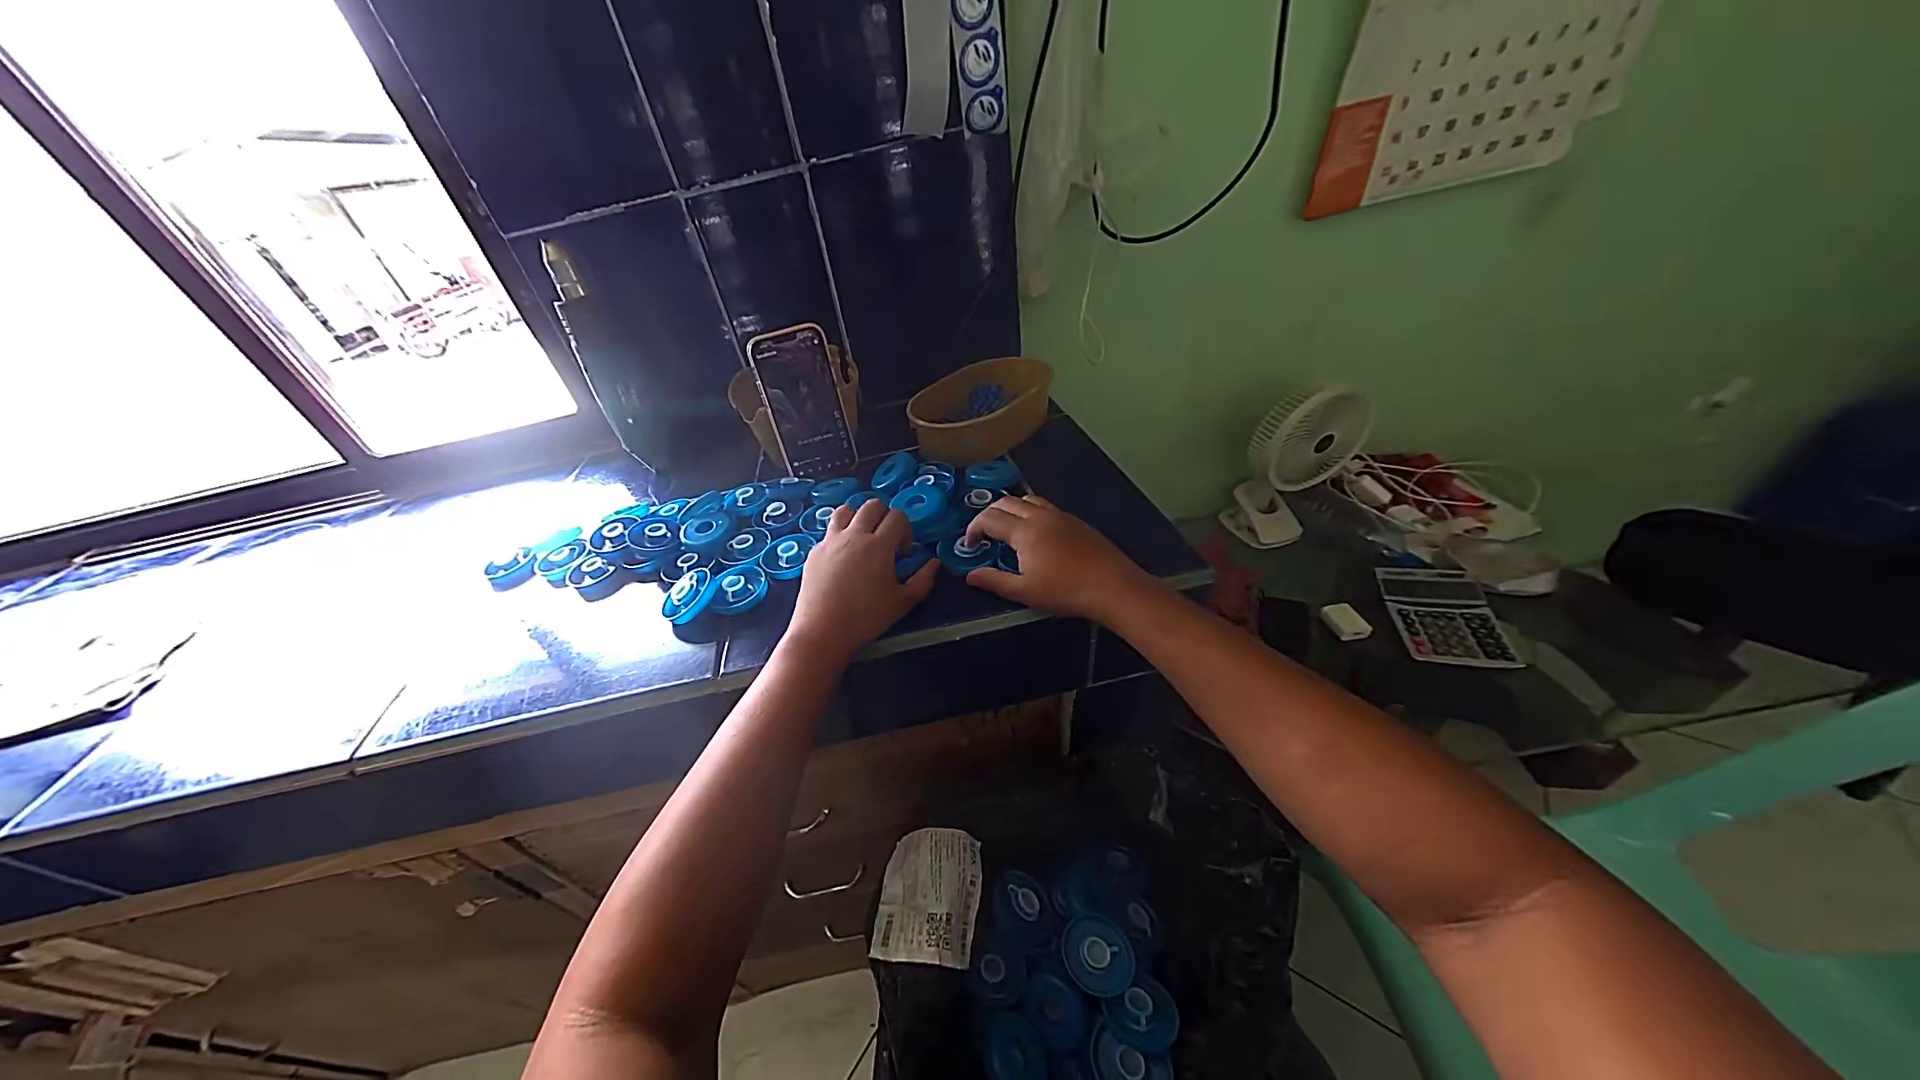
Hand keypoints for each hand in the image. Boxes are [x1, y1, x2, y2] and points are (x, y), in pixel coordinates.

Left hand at [786, 499, 936, 662]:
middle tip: (886, 540)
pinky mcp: (814, 551)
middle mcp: (854, 535)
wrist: (823, 631)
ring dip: (859, 518)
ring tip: (862, 539)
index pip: (897, 516)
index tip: (902, 552)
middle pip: (872, 505)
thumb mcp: (904, 602)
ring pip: (846, 510)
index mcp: (879, 545)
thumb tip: (934, 563)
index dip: (906, 530)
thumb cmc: (866, 618)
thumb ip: (923, 580)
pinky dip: (840, 537)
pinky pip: (829, 532)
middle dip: (885, 517)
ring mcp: (830, 541)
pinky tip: (842, 559)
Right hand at [963, 495, 1156, 622]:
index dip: (973, 529)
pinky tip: (1036, 534)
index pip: (989, 518)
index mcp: (1025, 531)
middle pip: (1005, 502)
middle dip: (988, 515)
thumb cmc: (1066, 592)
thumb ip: (994, 581)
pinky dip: (1030, 512)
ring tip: (1007, 530)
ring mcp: (1060, 516)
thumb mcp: (1025, 592)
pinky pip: (1045, 506)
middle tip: (983, 535)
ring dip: (1010, 509)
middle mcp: (1040, 516)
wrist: (1113, 586)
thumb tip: (971, 575)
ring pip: (1027, 499)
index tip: (969, 544)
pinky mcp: (1076, 521)